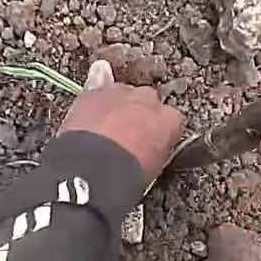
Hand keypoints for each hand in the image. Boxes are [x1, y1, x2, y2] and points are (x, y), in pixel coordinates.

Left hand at [59, 60, 184, 179]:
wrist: (94, 166)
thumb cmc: (127, 172)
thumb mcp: (153, 168)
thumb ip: (156, 150)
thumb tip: (149, 151)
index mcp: (170, 120)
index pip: (170, 122)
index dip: (158, 134)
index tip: (150, 144)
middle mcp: (149, 100)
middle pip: (147, 102)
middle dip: (138, 114)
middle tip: (127, 136)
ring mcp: (121, 92)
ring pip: (122, 94)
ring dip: (116, 106)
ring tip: (105, 128)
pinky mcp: (94, 91)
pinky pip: (98, 88)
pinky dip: (96, 95)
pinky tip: (91, 106)